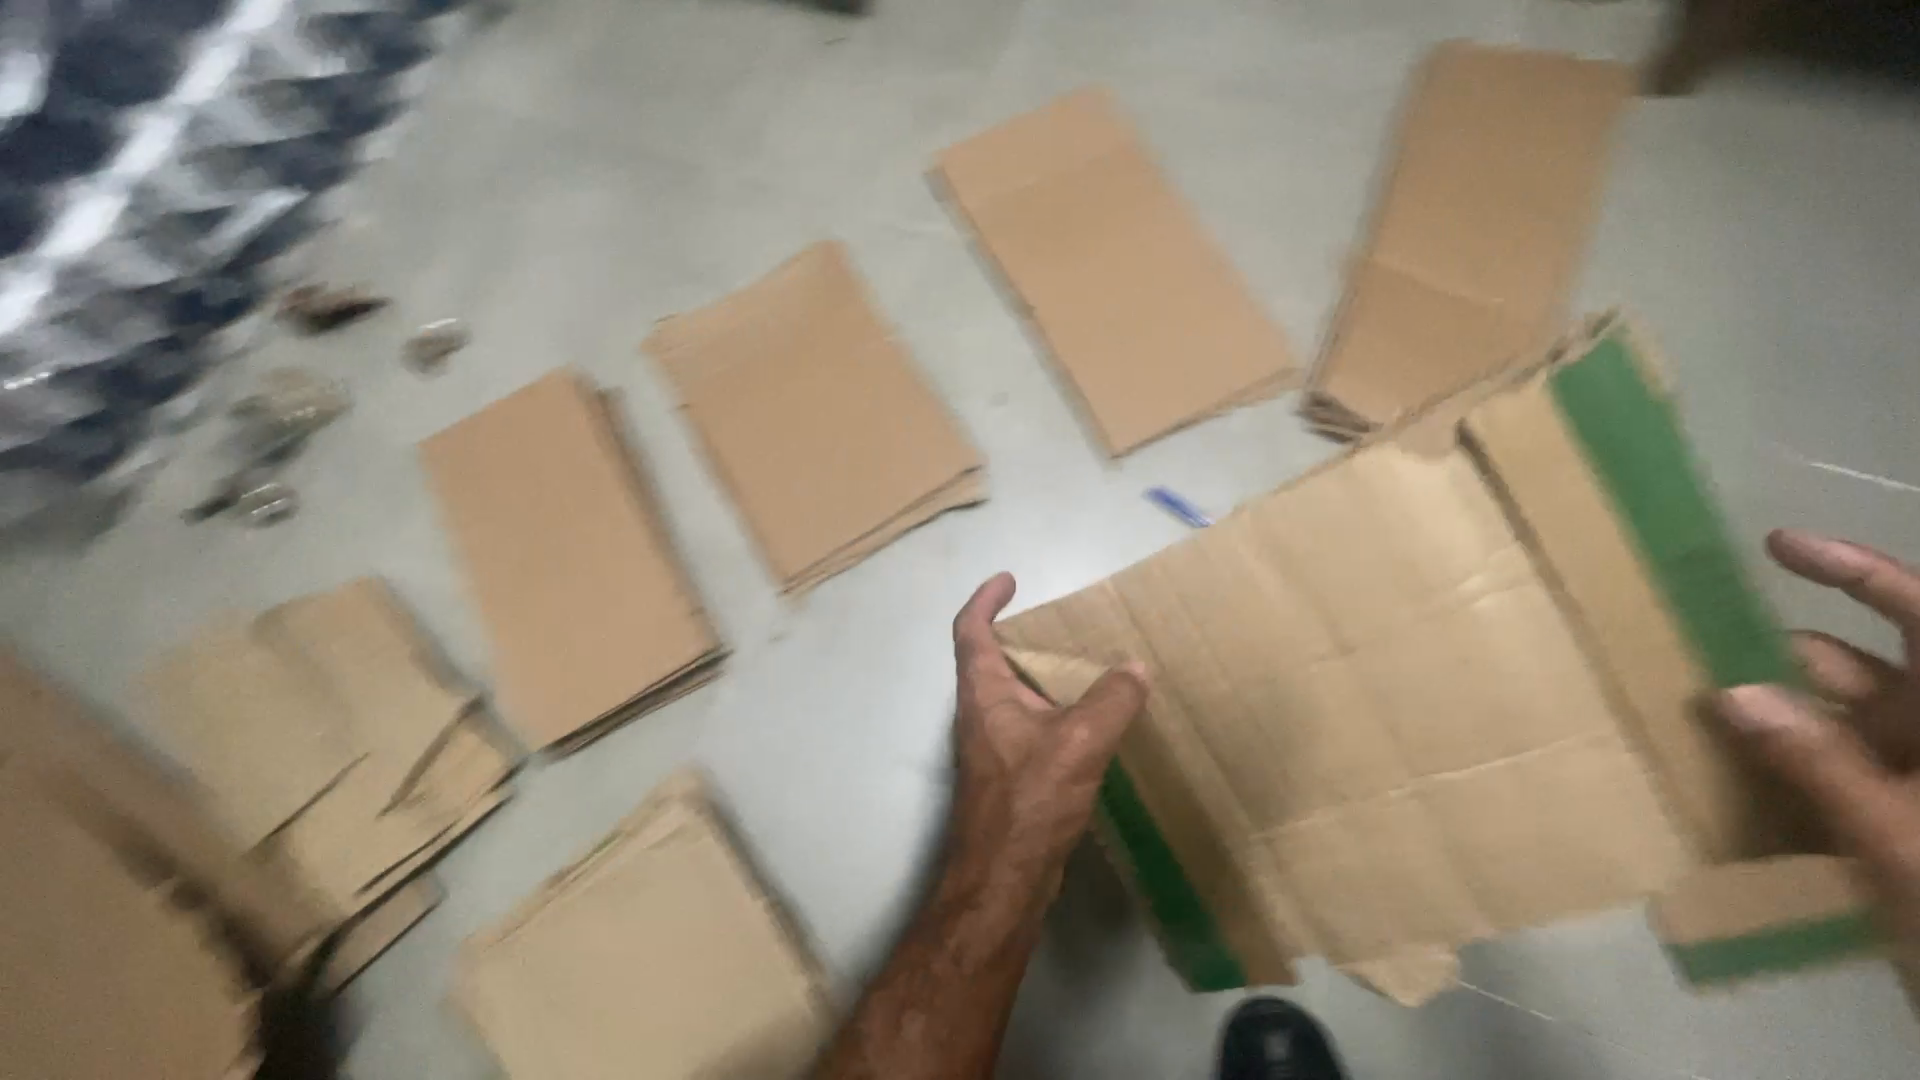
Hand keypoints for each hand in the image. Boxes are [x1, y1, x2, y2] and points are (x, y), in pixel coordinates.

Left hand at [946, 572, 1148, 894]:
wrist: (1003, 878)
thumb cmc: (1028, 800)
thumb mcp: (1079, 741)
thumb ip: (1111, 700)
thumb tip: (1136, 667)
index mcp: (983, 692)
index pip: (970, 629)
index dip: (985, 599)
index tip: (1009, 579)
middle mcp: (980, 713)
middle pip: (991, 659)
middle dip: (1022, 636)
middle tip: (1063, 627)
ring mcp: (992, 746)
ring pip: (1013, 695)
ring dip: (1041, 677)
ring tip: (1086, 668)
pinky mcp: (1009, 775)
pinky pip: (1031, 727)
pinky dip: (1055, 713)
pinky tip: (1091, 724)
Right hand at [1716, 530, 1919, 965]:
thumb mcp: (1898, 838)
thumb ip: (1819, 765)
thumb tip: (1730, 694)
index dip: (1855, 573)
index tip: (1776, 545)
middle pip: (1857, 668)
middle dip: (1775, 655)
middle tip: (1691, 645)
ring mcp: (1917, 770)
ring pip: (1837, 718)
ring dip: (1771, 710)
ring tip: (1693, 704)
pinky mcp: (1896, 808)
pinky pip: (1830, 763)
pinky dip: (1783, 755)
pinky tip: (1730, 761)